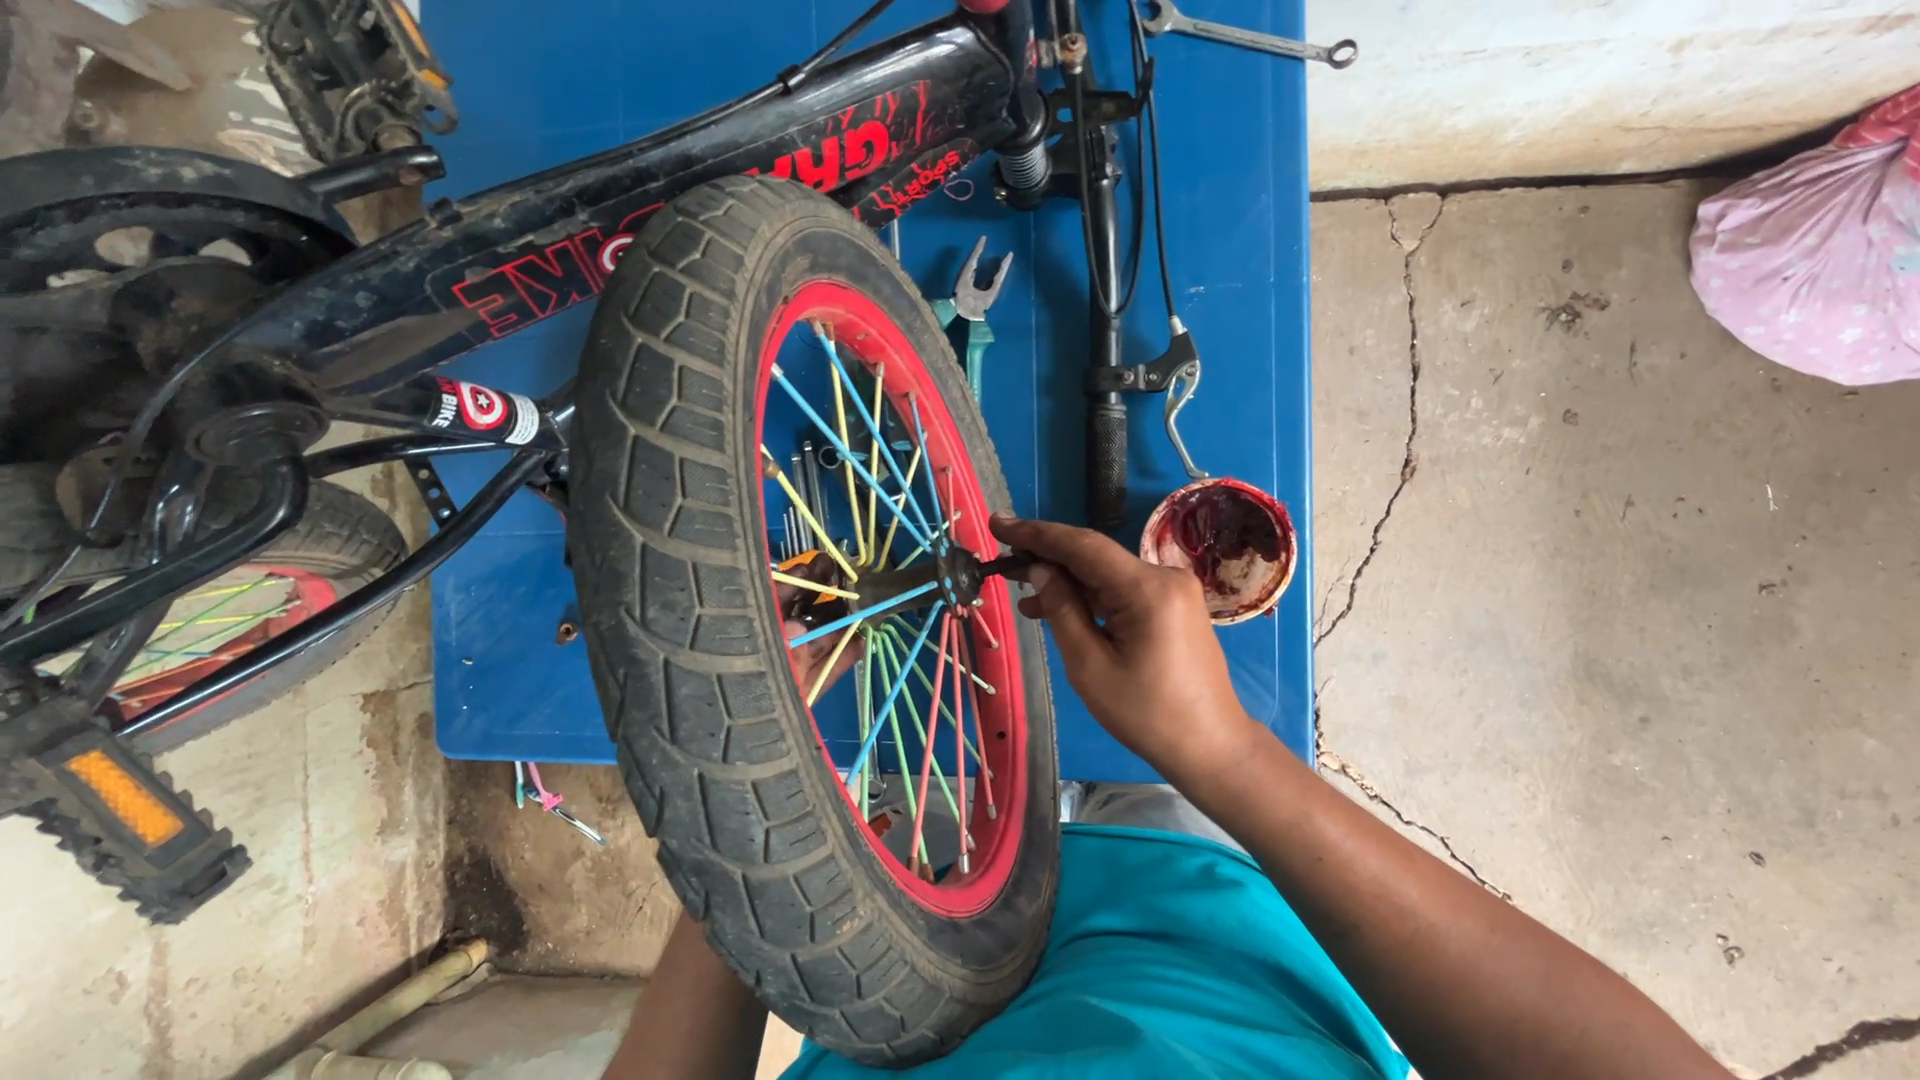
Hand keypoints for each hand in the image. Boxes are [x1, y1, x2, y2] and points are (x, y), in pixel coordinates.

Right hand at [988, 514, 1260, 782]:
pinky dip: (1090, 597)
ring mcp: (1173, 590)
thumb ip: (1062, 611)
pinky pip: (1123, 590)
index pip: (1083, 545)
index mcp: (1147, 589)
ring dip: (1067, 581)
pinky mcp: (1173, 606)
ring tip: (1023, 595)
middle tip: (1003, 561)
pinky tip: (1058, 609)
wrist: (1210, 745)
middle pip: (1095, 556)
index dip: (1036, 533)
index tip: (998, 524)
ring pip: (1107, 574)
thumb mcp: (1090, 667)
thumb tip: (1040, 570)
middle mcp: (1164, 577)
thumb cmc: (1147, 714)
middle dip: (1047, 557)